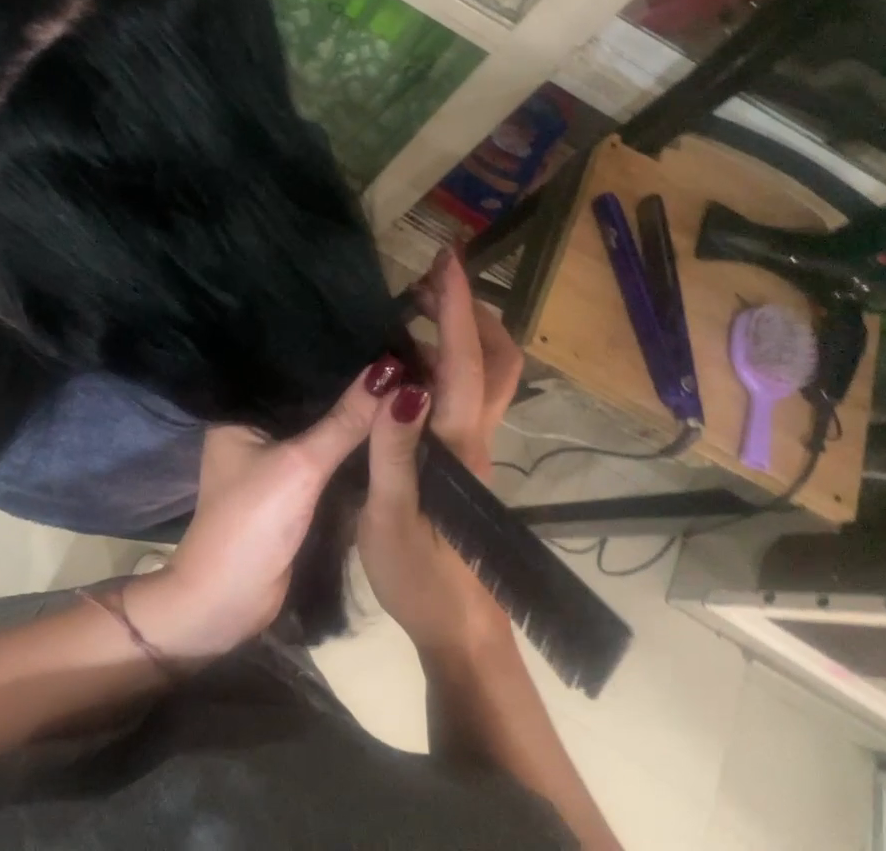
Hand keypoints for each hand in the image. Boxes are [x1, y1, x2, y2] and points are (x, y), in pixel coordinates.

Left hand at [125, 373, 382, 661]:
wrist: (227, 600)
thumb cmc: (252, 522)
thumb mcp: (301, 465)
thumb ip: (345, 421)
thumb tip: (391, 369)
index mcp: (240, 413)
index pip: (292, 369)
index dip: (336, 354)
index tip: (387, 335)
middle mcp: (254, 431)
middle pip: (310, 400)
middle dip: (353, 387)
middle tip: (410, 359)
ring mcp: (273, 462)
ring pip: (322, 430)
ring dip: (356, 418)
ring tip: (409, 383)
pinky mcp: (292, 491)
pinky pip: (327, 459)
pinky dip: (352, 448)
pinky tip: (390, 429)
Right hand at [361, 247, 522, 649]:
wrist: (457, 627)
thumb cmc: (418, 574)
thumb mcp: (389, 515)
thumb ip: (394, 449)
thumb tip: (400, 382)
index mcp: (454, 442)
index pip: (460, 360)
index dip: (453, 306)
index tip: (443, 259)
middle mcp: (472, 436)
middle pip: (496, 360)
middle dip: (472, 312)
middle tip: (429, 285)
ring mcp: (472, 450)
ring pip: (484, 377)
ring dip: (462, 335)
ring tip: (412, 316)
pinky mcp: (463, 464)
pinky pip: (464, 397)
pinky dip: (446, 365)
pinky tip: (408, 374)